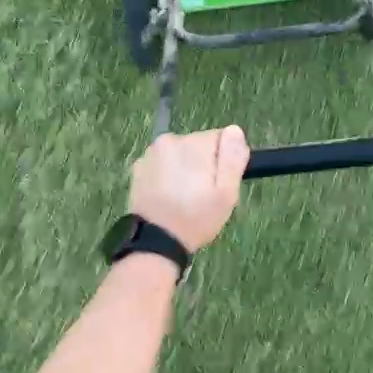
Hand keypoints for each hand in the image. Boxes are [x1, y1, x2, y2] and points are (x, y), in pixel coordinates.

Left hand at [129, 127, 250, 251]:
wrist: (156, 242)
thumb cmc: (196, 219)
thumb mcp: (226, 193)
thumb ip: (232, 158)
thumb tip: (235, 130)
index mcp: (192, 143)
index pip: (220, 139)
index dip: (224, 162)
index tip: (219, 185)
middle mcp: (168, 140)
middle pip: (198, 146)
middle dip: (204, 165)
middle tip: (203, 195)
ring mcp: (149, 154)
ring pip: (179, 156)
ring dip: (184, 170)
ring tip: (184, 198)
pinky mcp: (137, 169)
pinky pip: (162, 166)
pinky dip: (166, 176)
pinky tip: (167, 197)